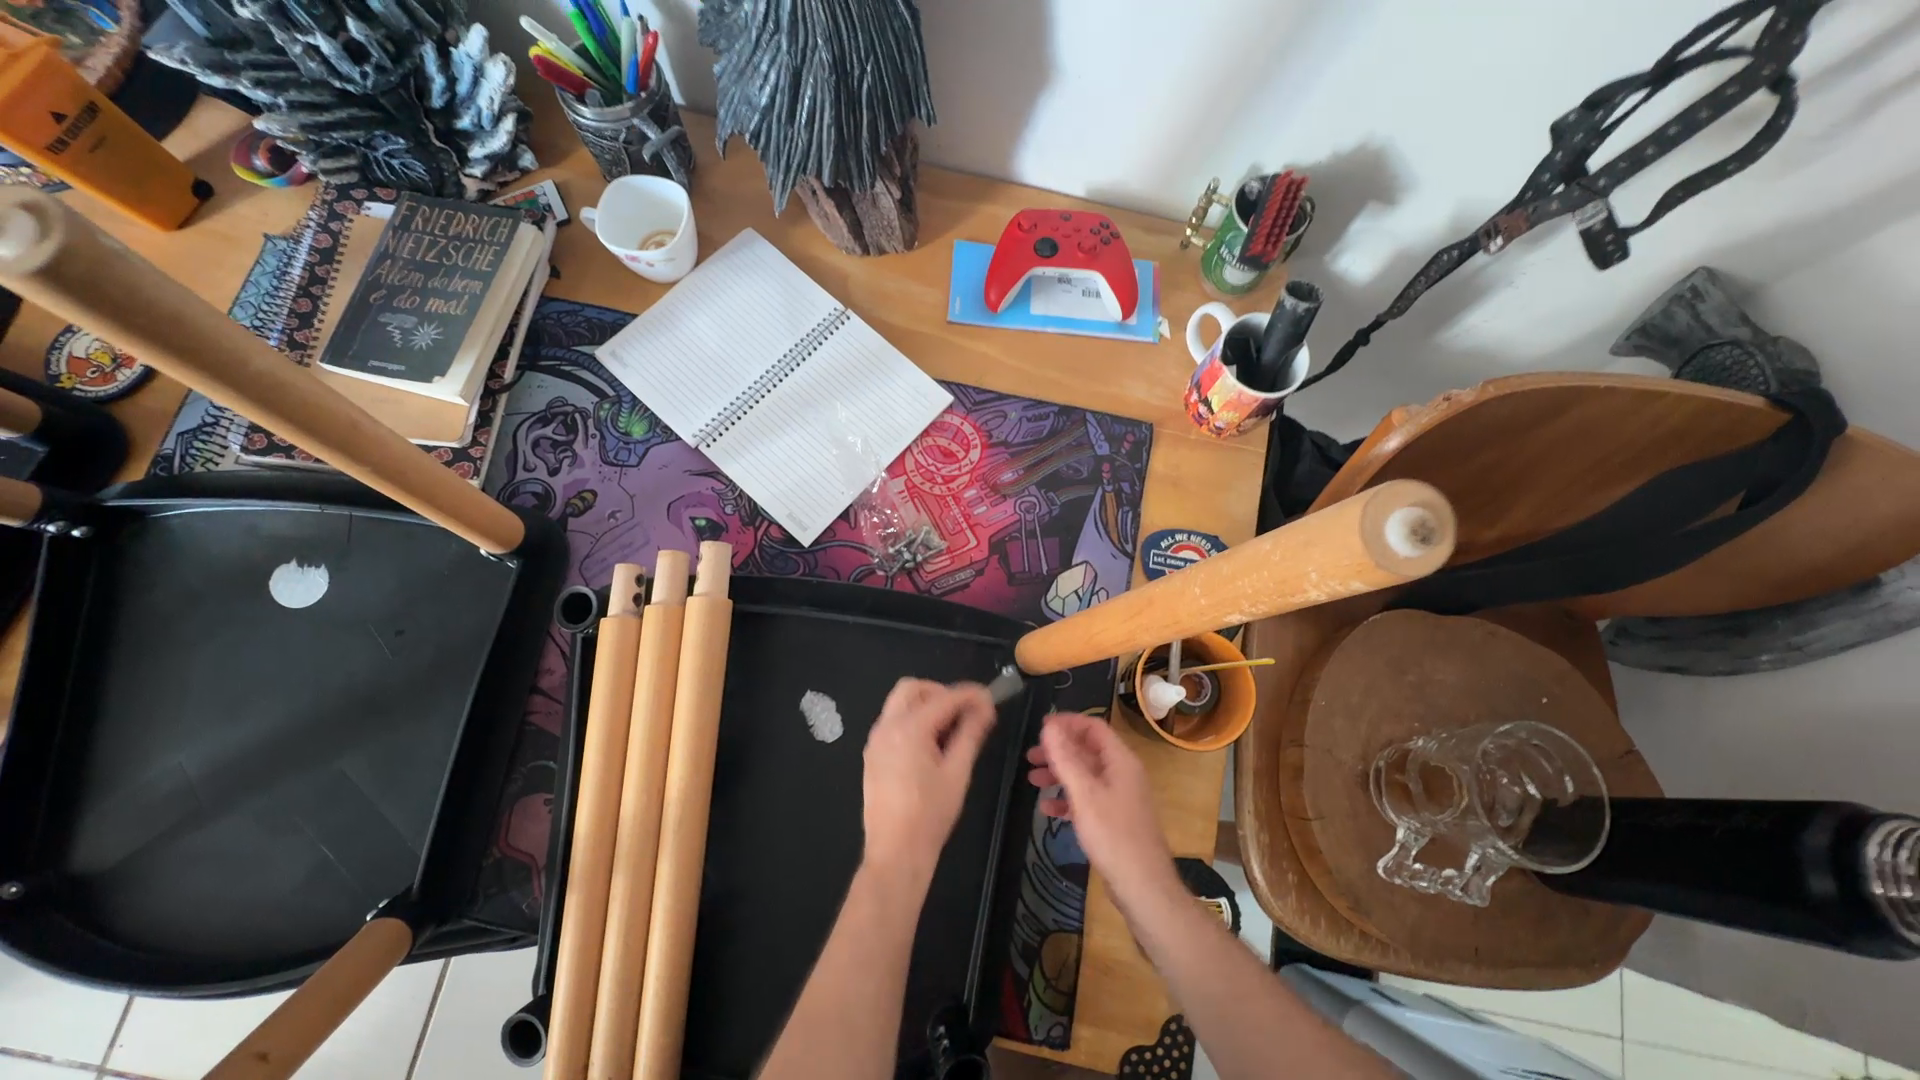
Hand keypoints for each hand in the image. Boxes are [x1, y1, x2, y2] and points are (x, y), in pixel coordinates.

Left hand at [862, 678, 996, 885]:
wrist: (896, 852)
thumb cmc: (931, 814)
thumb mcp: (958, 772)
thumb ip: (970, 734)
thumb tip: (984, 708)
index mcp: (909, 729)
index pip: (944, 697)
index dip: (971, 695)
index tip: (991, 699)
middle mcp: (886, 727)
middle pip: (912, 689)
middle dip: (941, 692)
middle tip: (965, 712)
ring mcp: (875, 741)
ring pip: (899, 704)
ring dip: (926, 706)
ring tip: (951, 731)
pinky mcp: (872, 755)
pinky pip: (892, 723)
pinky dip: (913, 722)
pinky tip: (931, 746)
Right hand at [1027, 713, 1177, 905]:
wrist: (1142, 885)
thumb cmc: (1113, 835)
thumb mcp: (1084, 794)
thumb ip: (1066, 759)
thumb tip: (1049, 726)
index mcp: (1121, 761)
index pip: (1094, 727)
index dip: (1067, 723)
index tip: (1040, 728)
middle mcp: (1123, 774)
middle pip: (1088, 750)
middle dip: (1058, 750)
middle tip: (1030, 756)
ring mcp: (1120, 797)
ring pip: (1086, 775)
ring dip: (1060, 774)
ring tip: (1032, 779)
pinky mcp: (1114, 819)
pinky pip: (1088, 799)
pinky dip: (1068, 799)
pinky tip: (1048, 810)